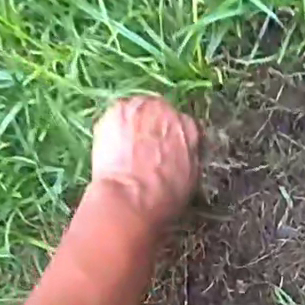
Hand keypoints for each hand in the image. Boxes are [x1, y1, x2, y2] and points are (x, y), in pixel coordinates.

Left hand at [88, 96, 200, 227]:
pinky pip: (117, 117)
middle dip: (152, 128)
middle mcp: (167, 111)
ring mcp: (139, 107)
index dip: (174, 141)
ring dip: (133, 126)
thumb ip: (188, 156)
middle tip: (144, 151)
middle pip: (158, 113)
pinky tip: (114, 150)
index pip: (183, 127)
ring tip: (127, 151)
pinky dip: (115, 129)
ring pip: (136, 112)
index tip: (167, 153)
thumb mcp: (190, 179)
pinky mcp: (115, 111)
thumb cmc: (164, 195)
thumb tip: (181, 153)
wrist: (132, 197)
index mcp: (189, 129)